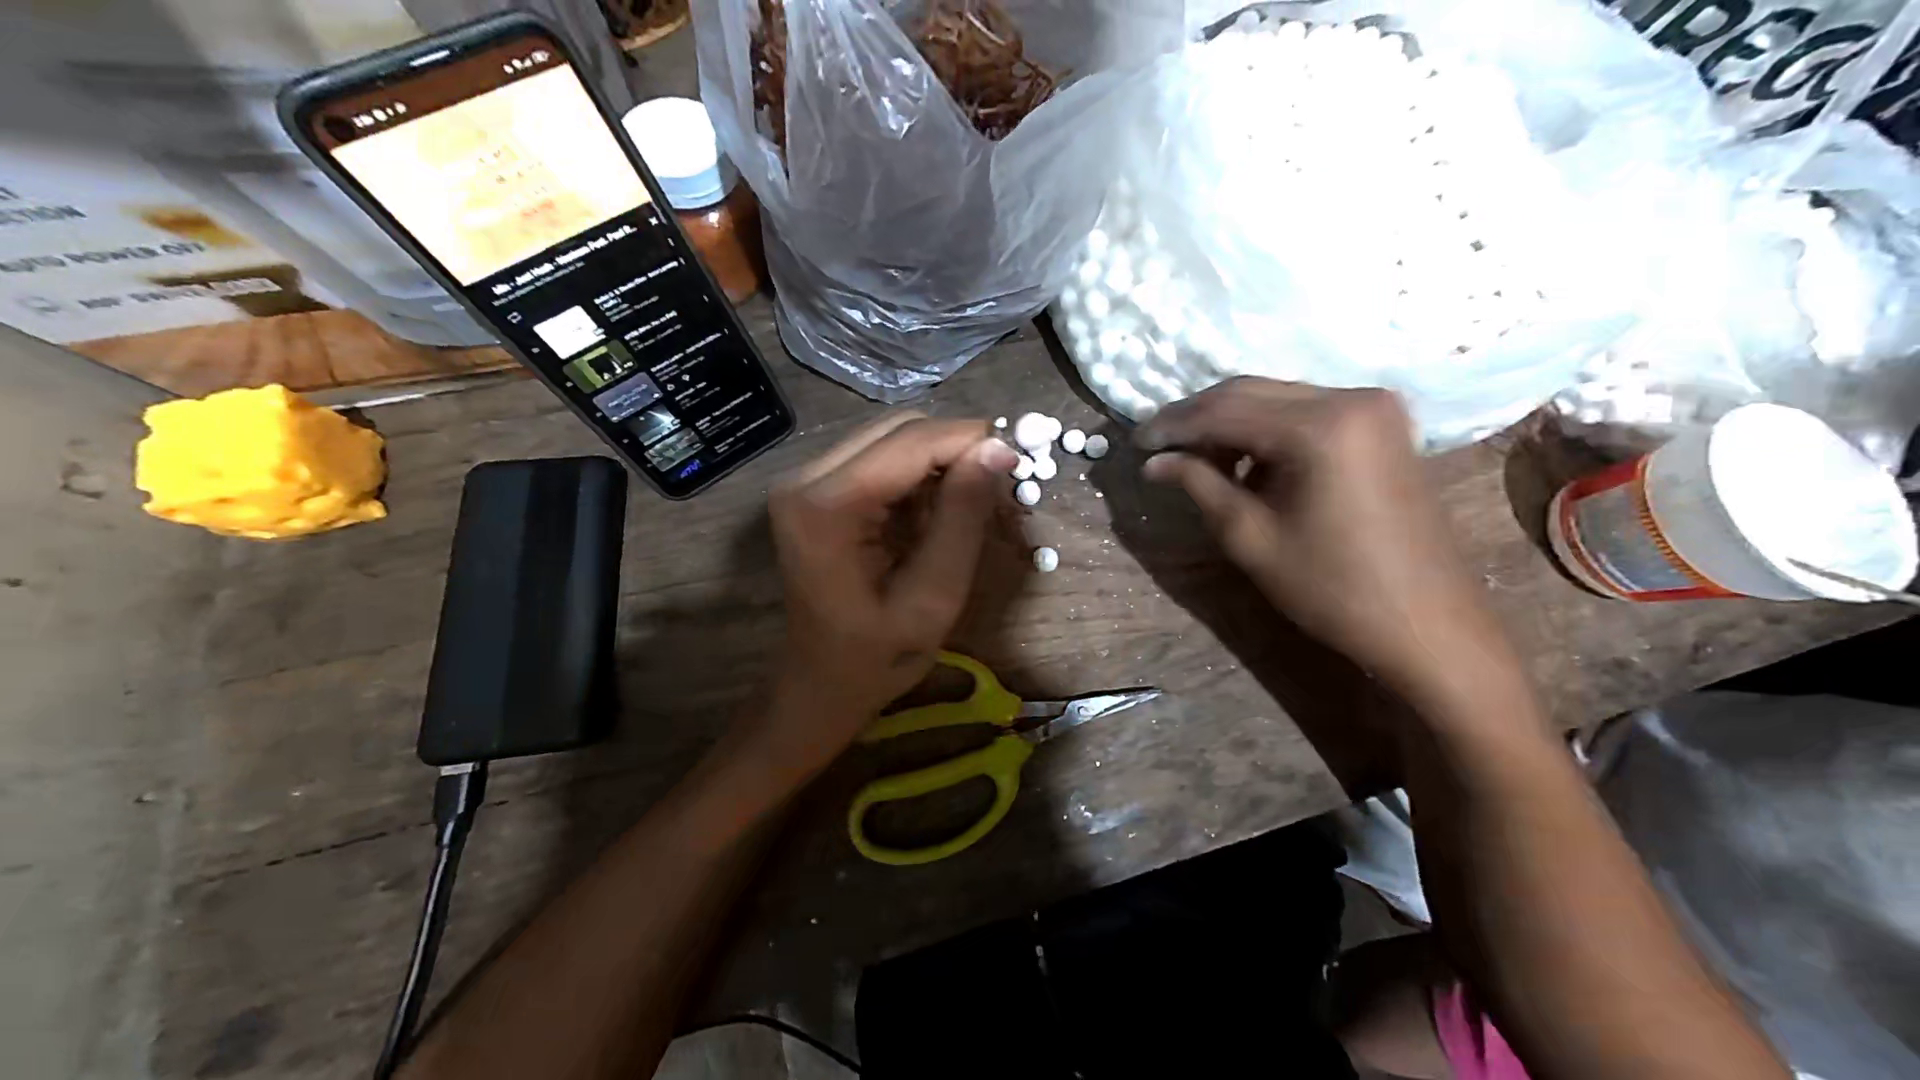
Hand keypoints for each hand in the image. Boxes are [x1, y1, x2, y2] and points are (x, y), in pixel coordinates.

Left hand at [761, 412, 1016, 765]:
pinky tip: (938, 513)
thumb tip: (999, 450)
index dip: (971, 442)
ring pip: (894, 438)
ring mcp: (807, 479)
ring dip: (941, 464)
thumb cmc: (878, 657)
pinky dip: (920, 476)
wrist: (822, 681)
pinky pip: (882, 458)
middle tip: (999, 494)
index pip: (911, 442)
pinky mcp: (817, 487)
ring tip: (971, 509)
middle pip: (901, 429)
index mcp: (826, 507)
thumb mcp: (934, 597)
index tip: (1019, 465)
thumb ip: (963, 518)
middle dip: (958, 451)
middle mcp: (806, 478)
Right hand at [1137, 378, 1521, 713]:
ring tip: (1193, 458)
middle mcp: (1350, 397)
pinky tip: (1242, 460)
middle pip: (1250, 391)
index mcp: (1320, 426)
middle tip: (1157, 447)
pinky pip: (1305, 411)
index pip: (1224, 408)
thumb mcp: (1250, 537)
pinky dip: (1265, 430)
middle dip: (1197, 417)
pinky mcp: (1380, 424)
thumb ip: (1198, 484)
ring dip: (1229, 422)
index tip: (1135, 443)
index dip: (1172, 424)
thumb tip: (1154, 462)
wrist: (1426, 621)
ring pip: (1276, 398)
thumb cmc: (1332, 588)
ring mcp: (1372, 407)